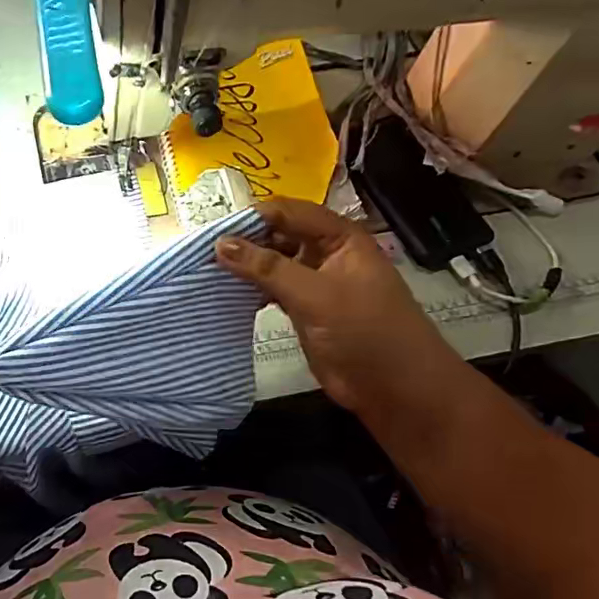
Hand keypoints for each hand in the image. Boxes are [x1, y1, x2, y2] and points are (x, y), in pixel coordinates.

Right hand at [215, 199, 475, 425]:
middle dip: (246, 241)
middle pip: (279, 234)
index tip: (213, 232)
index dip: (252, 218)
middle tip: (203, 253)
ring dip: (247, 267)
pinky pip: (274, 290)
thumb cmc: (364, 330)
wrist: (395, 387)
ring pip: (274, 263)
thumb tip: (221, 244)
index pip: (288, 212)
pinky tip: (227, 294)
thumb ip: (268, 268)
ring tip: (208, 272)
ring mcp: (316, 282)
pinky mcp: (306, 310)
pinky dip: (253, 290)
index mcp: (340, 236)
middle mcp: (326, 252)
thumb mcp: (316, 294)